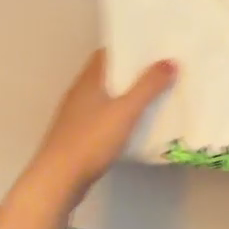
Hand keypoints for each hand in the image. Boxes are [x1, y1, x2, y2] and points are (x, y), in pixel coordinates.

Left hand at [20, 50, 175, 205]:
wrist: (58, 180)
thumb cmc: (90, 140)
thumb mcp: (125, 111)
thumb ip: (148, 86)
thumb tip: (170, 61)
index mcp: (88, 80)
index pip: (108, 53)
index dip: (129, 48)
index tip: (154, 48)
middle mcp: (80, 93)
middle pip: (109, 75)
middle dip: (133, 72)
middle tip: (162, 71)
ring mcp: (76, 116)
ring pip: (106, 97)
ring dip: (127, 95)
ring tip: (155, 95)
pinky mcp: (78, 136)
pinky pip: (103, 117)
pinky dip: (120, 116)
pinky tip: (135, 125)